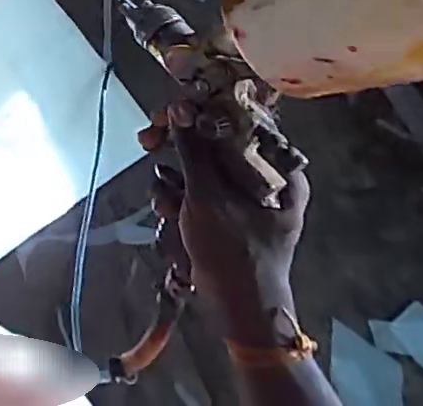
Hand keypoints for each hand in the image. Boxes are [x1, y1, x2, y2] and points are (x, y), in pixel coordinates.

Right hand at [144, 99, 308, 341]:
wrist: (240, 316)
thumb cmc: (234, 255)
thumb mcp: (208, 197)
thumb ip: (192, 148)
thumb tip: (179, 105)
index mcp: (276, 164)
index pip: (236, 115)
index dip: (199, 108)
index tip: (168, 111)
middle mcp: (261, 171)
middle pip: (209, 136)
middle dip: (175, 146)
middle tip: (147, 140)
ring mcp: (239, 190)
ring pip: (195, 161)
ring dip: (171, 180)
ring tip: (167, 206)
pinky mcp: (221, 208)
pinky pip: (191, 186)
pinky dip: (176, 197)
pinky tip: (169, 215)